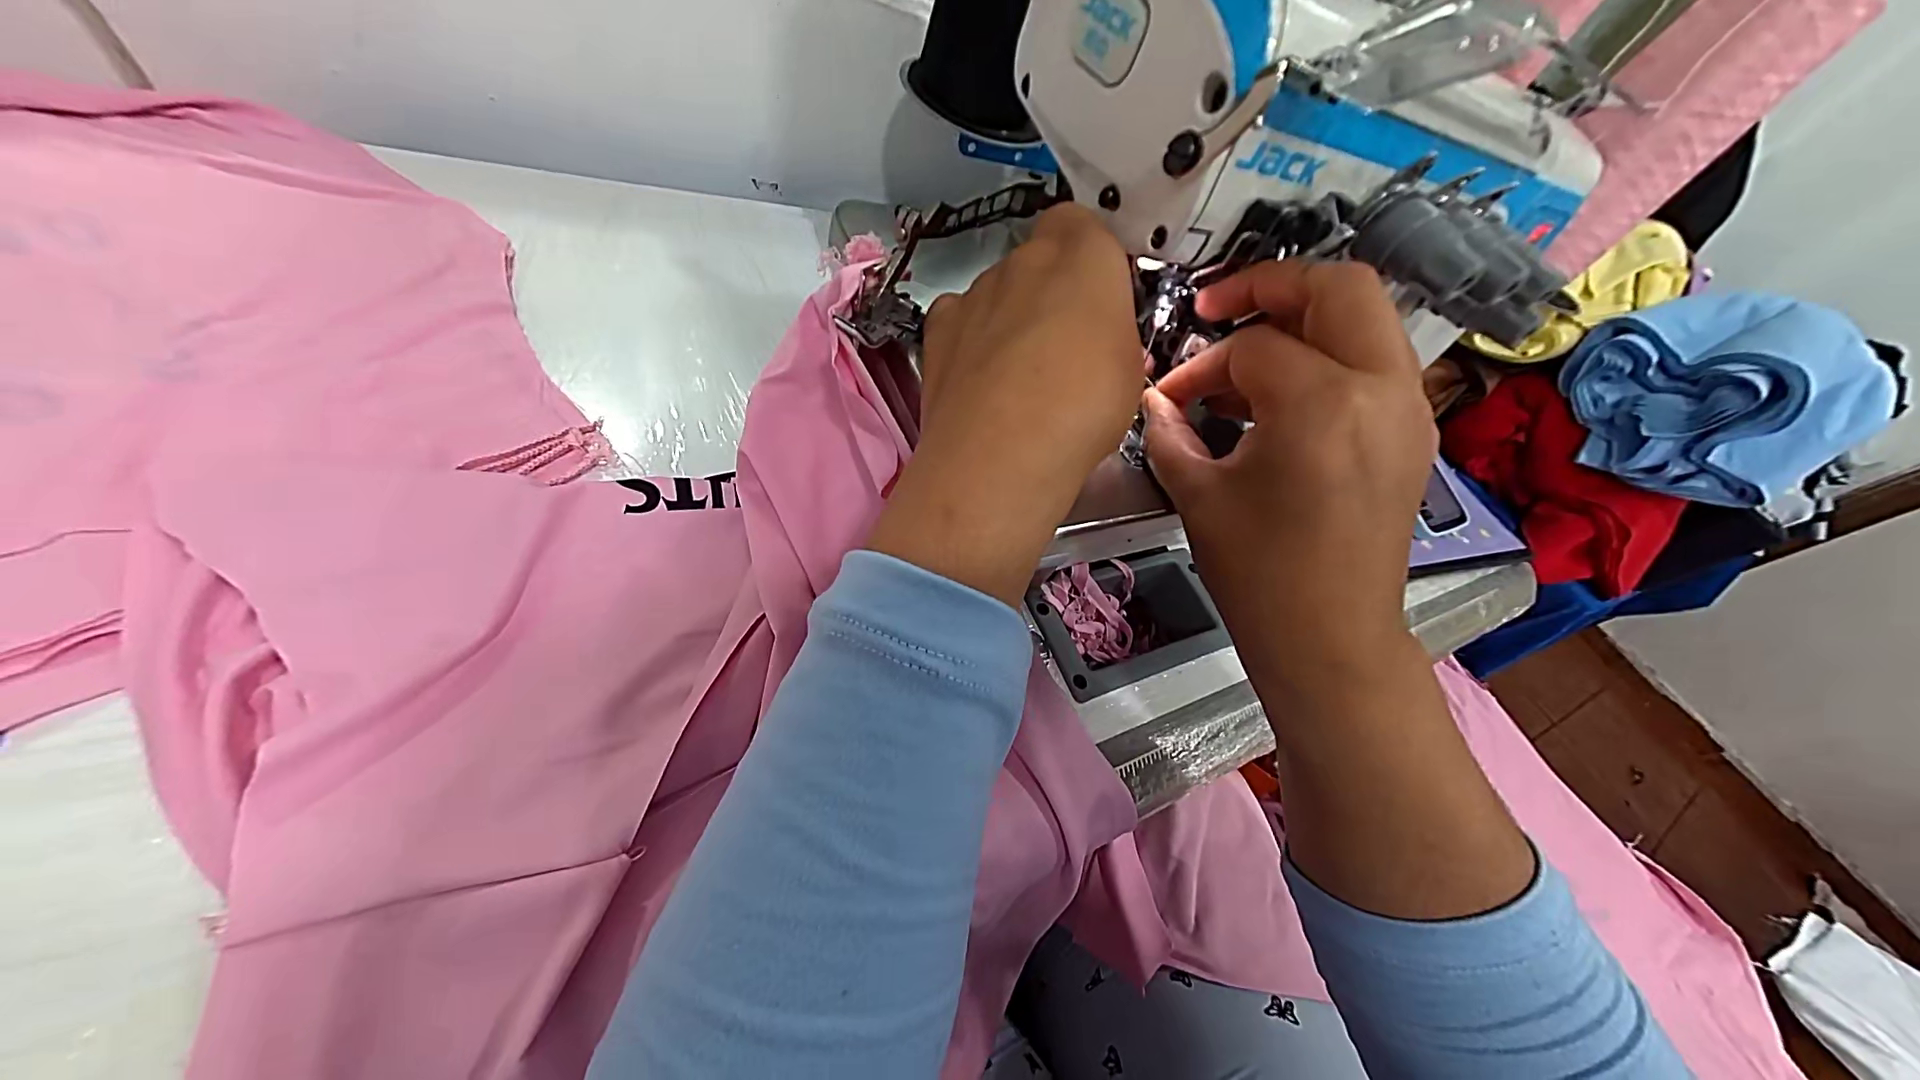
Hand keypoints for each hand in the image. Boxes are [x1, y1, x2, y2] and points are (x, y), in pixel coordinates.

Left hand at [867, 204, 1141, 605]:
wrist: (1001, 454)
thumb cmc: (1083, 409)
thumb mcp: (1130, 371)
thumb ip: (1113, 334)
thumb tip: (1098, 340)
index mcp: (1084, 255)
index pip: (1086, 227)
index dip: (1092, 262)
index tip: (1101, 303)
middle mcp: (1024, 260)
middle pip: (1039, 261)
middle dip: (1051, 294)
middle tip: (1063, 349)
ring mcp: (974, 293)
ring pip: (997, 293)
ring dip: (1009, 318)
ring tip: (1017, 378)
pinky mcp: (936, 329)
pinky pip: (959, 320)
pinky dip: (969, 339)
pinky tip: (979, 379)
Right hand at [1147, 260, 1533, 918]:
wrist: (1330, 637)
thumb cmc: (1258, 574)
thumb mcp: (1199, 496)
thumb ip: (1169, 433)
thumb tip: (1153, 400)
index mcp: (1321, 405)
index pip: (1252, 349)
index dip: (1199, 368)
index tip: (1168, 399)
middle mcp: (1381, 388)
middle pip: (1337, 286)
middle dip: (1270, 285)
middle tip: (1218, 308)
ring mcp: (1410, 407)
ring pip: (1366, 316)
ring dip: (1303, 318)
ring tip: (1247, 356)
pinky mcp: (1414, 430)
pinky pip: (1374, 359)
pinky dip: (1328, 354)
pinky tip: (1283, 395)